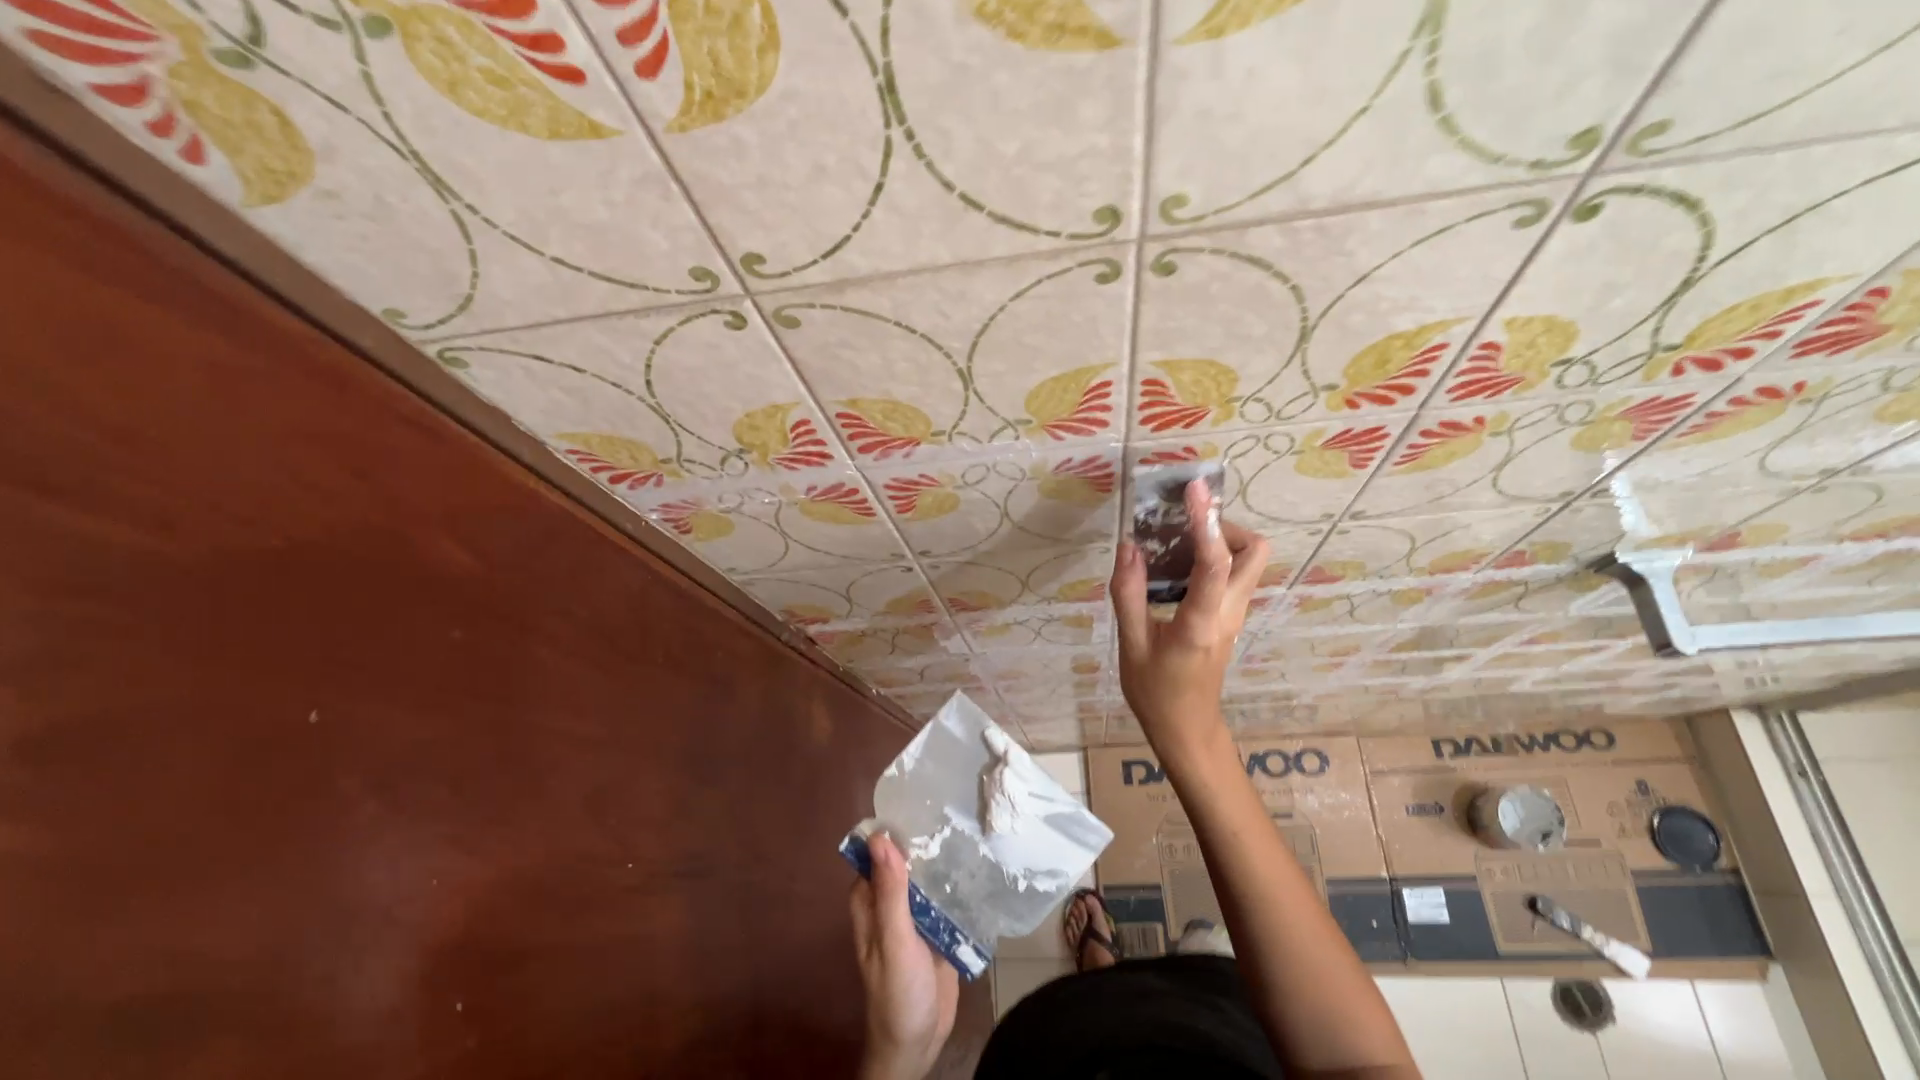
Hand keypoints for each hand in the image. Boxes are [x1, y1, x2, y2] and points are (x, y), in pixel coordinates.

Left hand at [850, 832, 958, 1079]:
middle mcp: (891, 905)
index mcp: (870, 903)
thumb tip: (880, 838)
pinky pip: (947, 904)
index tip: (922, 802)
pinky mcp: (939, 933)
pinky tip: (982, 871)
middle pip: (908, 864)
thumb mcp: (893, 939)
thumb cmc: (897, 992)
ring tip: (975, 833)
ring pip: (929, 881)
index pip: (878, 854)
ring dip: (946, 864)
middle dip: (928, 843)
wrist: (917, 1044)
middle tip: (958, 813)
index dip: (895, 830)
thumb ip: (889, 892)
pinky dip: (960, 890)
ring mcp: (916, 919)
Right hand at [1110, 480, 1268, 760]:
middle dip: (1225, 527)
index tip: (1194, 489)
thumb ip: (1129, 596)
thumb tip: (1129, 546)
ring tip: (1176, 543)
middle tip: (1185, 528)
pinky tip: (1177, 566)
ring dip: (1221, 540)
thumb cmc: (1156, 692)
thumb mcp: (1131, 646)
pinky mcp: (1231, 617)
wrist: (1186, 728)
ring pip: (1249, 561)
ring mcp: (1236, 615)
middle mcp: (1229, 613)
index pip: (1215, 562)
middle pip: (1254, 552)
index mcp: (1201, 622)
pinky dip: (1214, 557)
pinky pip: (1234, 574)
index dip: (1206, 521)